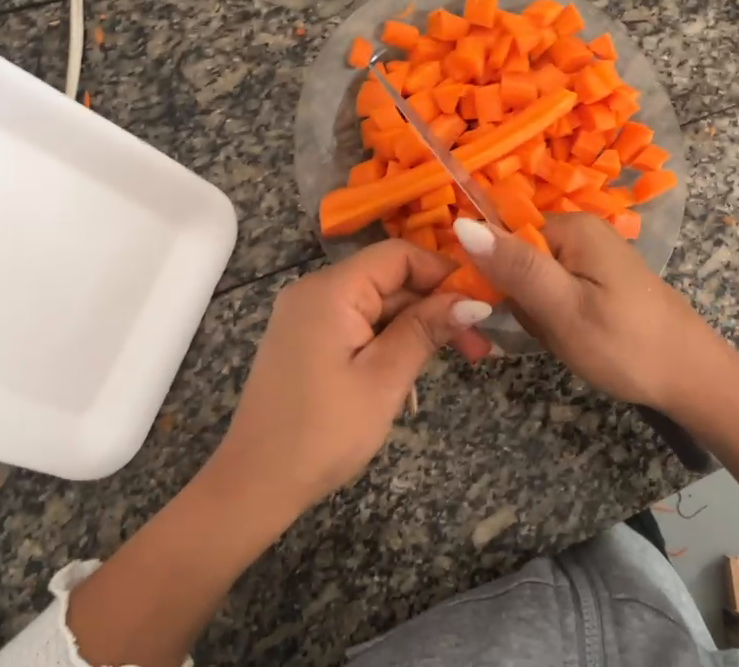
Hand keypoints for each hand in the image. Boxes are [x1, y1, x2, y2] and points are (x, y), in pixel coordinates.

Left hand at [210, 241, 494, 516]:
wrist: (256, 483)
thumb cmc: (323, 432)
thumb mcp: (383, 379)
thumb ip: (425, 330)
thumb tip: (472, 300)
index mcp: (330, 289)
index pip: (398, 255)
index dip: (443, 272)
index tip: (482, 301)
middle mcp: (315, 291)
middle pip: (389, 279)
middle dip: (436, 306)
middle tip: (480, 344)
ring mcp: (307, 316)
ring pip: (377, 304)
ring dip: (417, 326)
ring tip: (462, 356)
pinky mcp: (307, 340)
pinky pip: (358, 324)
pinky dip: (389, 340)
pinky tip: (415, 370)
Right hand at [454, 214, 719, 410]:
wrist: (693, 379)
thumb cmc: (626, 345)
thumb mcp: (562, 309)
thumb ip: (514, 266)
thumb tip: (460, 222)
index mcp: (572, 227)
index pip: (501, 236)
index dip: (492, 274)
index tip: (499, 311)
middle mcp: (581, 231)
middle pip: (515, 258)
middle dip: (519, 300)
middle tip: (547, 331)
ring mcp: (591, 256)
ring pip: (532, 280)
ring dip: (537, 314)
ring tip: (563, 338)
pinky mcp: (598, 279)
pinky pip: (555, 292)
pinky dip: (555, 318)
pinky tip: (574, 338)